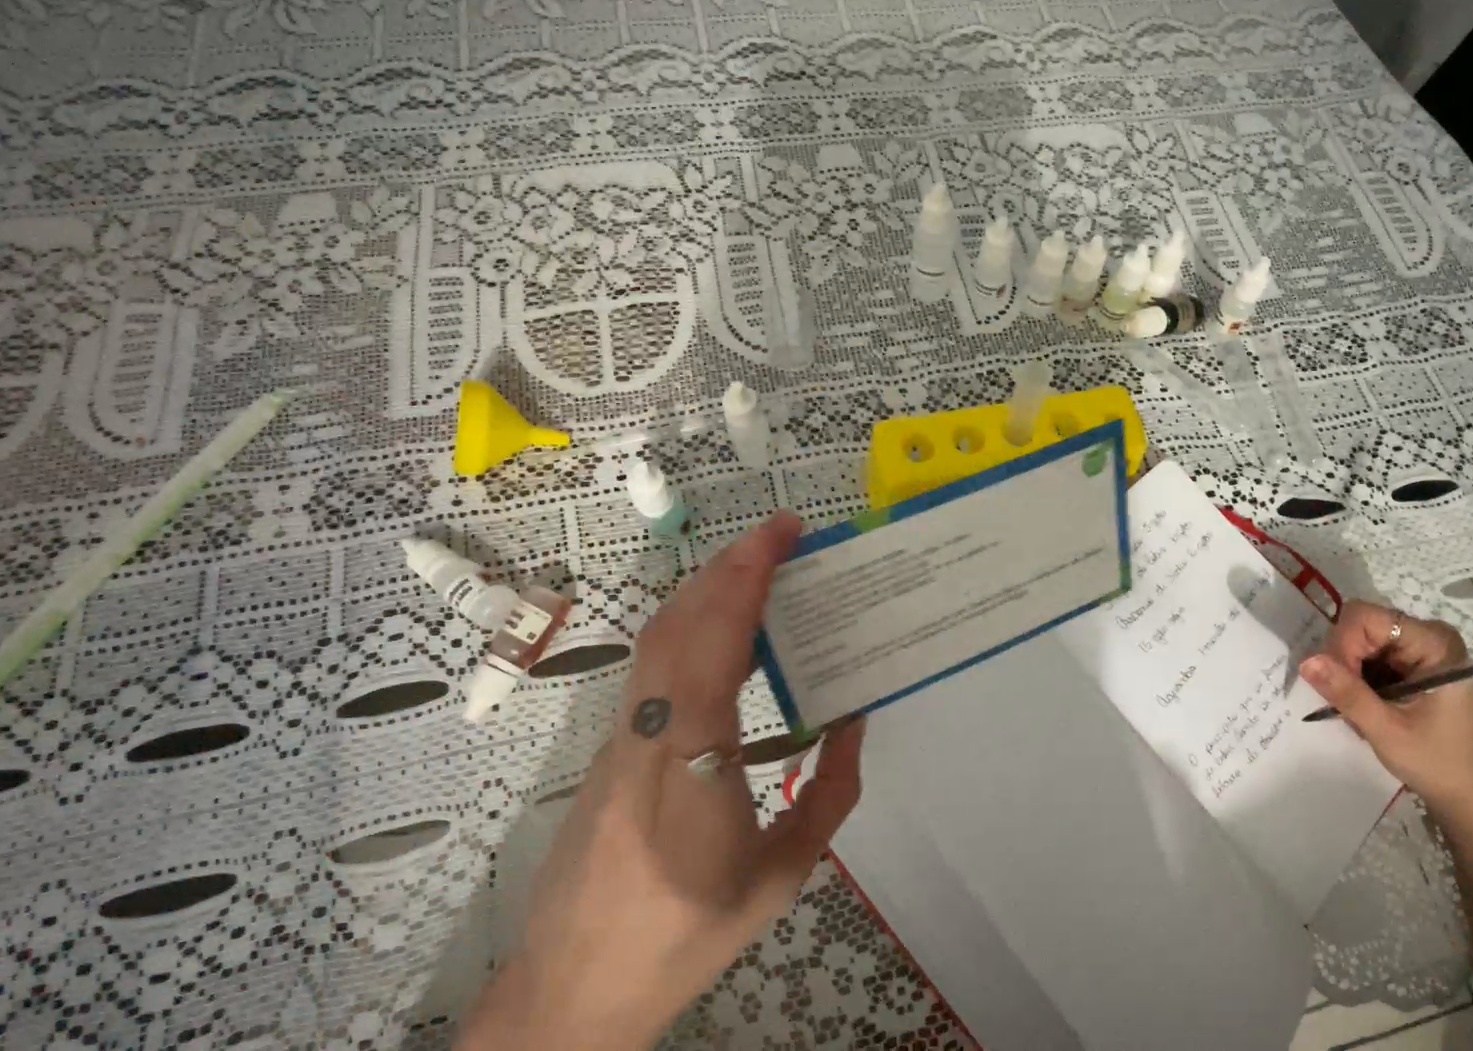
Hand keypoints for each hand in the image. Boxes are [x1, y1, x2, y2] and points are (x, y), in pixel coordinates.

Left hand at [460, 511, 866, 1050]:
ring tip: (758, 562)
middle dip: (726, 568)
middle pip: (672, 632)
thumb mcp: (780, 879)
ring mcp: (612, 745)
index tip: (778, 540)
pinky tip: (722, 619)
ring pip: (652, 642)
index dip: (741, 589)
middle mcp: (642, 749)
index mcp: (693, 786)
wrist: (572, 987)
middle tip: (780, 533)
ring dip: (704, 588)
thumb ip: (828, 797)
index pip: (709, 661)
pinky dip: (687, 622)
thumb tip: (853, 720)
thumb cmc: (687, 938)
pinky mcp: (603, 747)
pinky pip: (647, 667)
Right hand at [1299, 601, 1472, 814]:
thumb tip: (1306, 661)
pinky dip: (1359, 679)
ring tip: (1361, 710)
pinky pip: (1371, 656)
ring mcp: (1422, 650)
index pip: (1365, 617)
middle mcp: (1429, 636)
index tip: (1342, 685)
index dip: (1342, 645)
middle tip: (1348, 702)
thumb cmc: (1438, 763)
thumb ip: (1347, 693)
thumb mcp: (1387, 730)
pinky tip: (1368, 707)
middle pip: (1361, 626)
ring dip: (1350, 673)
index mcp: (1434, 643)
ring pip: (1362, 642)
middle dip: (1344, 661)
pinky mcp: (1415, 665)